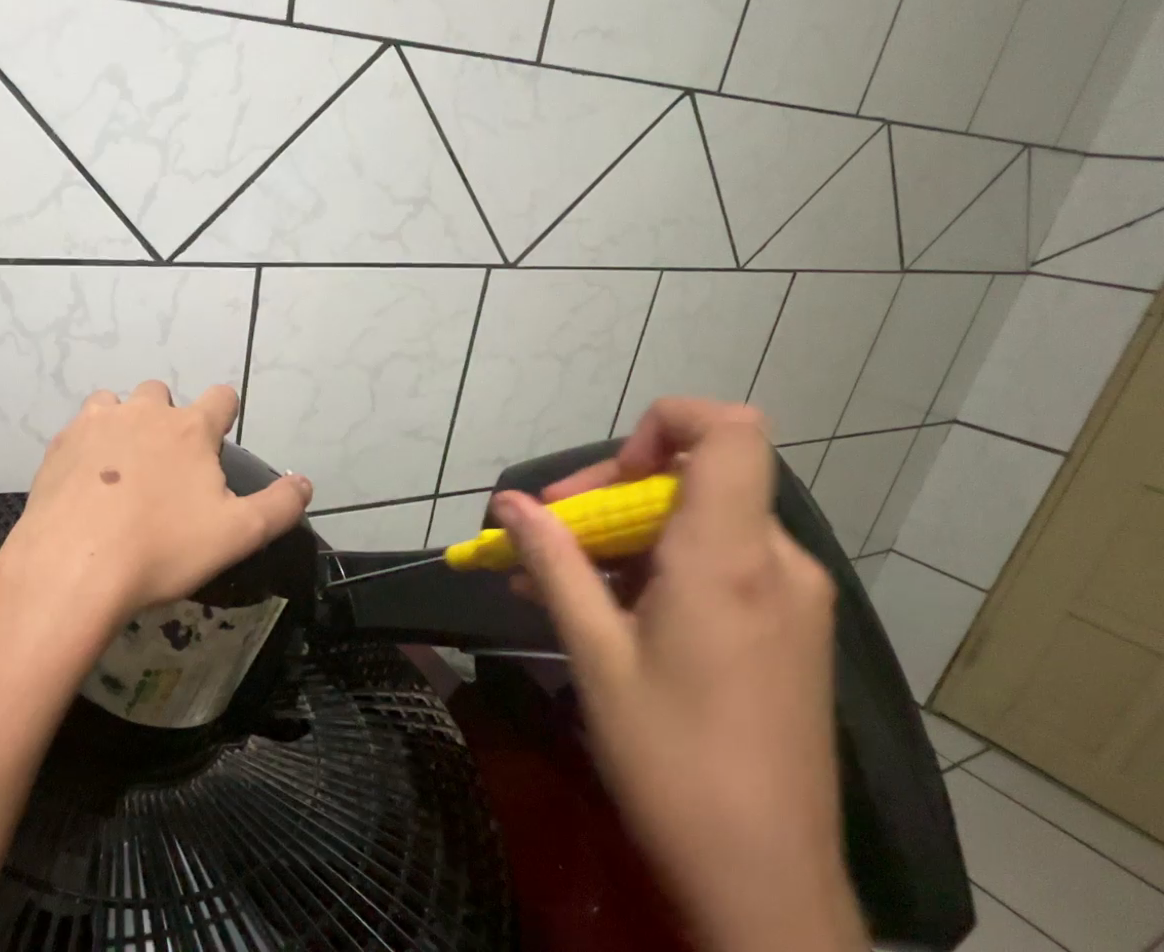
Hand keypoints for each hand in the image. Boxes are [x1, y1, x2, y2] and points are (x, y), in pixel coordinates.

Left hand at [0, 381, 313, 626]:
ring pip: (113, 403)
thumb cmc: (163, 549)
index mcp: (190, 429)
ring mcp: (95, 425)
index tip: (219, 438)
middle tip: (167, 465)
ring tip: (122, 468)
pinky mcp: (58, 446)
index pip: (220, 398)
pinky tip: (86, 485)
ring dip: (122, 423)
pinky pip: (79, 431)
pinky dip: (87, 448)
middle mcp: (143, 413)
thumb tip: (304, 484)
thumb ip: (279, 506)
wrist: (74, 566)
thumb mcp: (238, 535)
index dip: (224, 414)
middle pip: (161, 394)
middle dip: (168, 418)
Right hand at [490, 398, 866, 951]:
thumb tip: (509, 505)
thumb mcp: (596, 654)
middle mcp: (779, 563)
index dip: (664, 426)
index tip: (598, 482)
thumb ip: (554, 564)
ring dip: (626, 539)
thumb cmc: (670, 760)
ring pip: (703, 527)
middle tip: (543, 540)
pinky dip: (661, 572)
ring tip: (554, 584)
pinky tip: (605, 614)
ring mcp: (794, 600)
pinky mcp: (792, 634)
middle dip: (610, 495)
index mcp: (732, 558)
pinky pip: (723, 568)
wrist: (765, 876)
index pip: (729, 431)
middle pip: (698, 480)